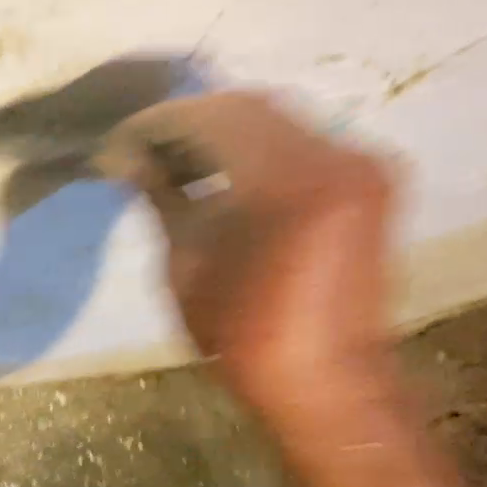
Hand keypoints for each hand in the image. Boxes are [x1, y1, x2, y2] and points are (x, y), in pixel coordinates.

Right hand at [100, 92, 400, 417]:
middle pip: (246, 107)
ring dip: (219, 131)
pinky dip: (253, 146)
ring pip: (275, 118)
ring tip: (172, 160)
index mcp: (285, 179)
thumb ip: (161, 195)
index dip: (157, 123)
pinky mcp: (367, 180)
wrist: (327, 379)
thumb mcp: (185, 261)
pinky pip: (300, 140)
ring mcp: (358, 165)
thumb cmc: (242, 331)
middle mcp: (333, 156)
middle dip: (186, 122)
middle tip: (141, 148)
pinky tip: (217, 171)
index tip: (118, 141)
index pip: (210, 116)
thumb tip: (127, 158)